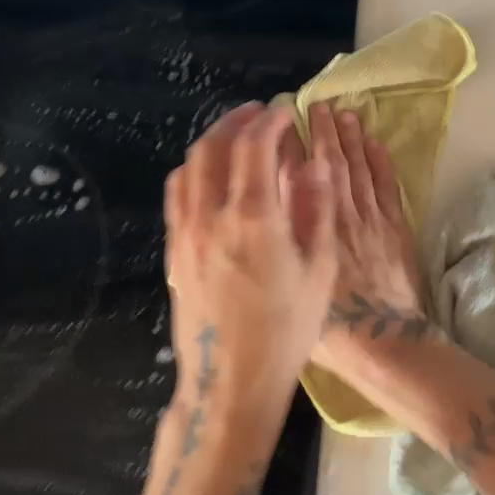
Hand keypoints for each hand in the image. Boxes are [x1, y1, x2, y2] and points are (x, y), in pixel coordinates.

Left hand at [164, 102, 337, 428]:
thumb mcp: (320, 269)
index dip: (272, 121)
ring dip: (213, 141)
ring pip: (189, 166)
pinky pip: (177, 194)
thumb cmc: (286, 328)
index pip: (254, 147)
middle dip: (237, 121)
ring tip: (237, 136)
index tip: (289, 112)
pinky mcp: (174, 251)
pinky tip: (212, 174)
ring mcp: (186, 233)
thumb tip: (316, 163)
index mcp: (253, 218)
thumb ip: (318, 209)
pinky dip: (195, 169)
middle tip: (261, 113)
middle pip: (213, 147)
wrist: (231, 381)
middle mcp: (211, 216)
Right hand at [304, 103, 435, 379]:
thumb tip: (264, 215)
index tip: (284, 122)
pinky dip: (381, 162)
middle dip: (323, 131)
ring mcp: (370, 220)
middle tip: (317, 104)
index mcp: (309, 232)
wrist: (379, 339)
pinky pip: (388, 186)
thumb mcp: (289, 285)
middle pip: (331, 164)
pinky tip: (374, 142)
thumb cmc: (327, 327)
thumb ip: (279, 246)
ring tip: (344, 112)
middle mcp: (339, 217)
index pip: (297, 178)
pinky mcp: (395, 228)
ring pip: (359, 169)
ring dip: (351, 139)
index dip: (291, 147)